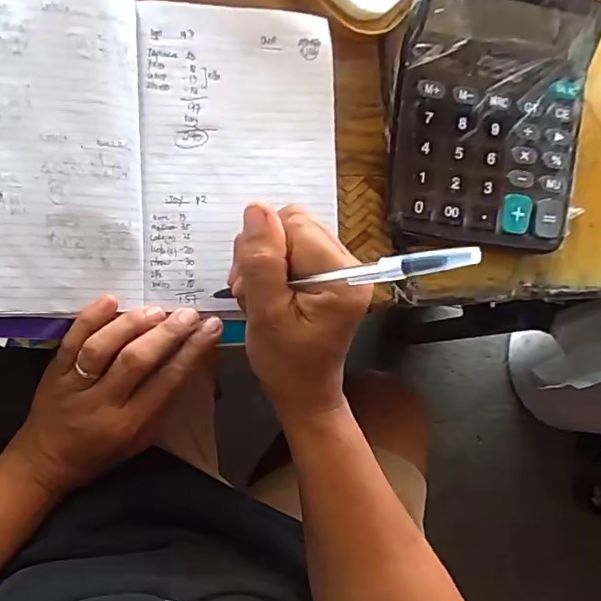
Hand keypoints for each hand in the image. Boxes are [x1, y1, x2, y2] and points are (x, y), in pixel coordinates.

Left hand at [3, 295, 221, 495]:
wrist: (46, 460)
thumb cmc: (100, 452)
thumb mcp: (139, 439)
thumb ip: (161, 404)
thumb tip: (188, 360)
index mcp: (130, 424)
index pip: (166, 382)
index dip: (191, 352)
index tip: (210, 327)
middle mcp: (103, 403)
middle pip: (136, 361)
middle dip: (166, 334)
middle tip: (188, 313)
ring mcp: (75, 385)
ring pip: (103, 348)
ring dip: (131, 325)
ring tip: (156, 310)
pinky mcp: (54, 371)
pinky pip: (72, 341)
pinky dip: (90, 318)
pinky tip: (111, 300)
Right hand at [229, 202, 369, 419]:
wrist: (302, 392)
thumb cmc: (284, 363)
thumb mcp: (266, 314)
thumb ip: (261, 262)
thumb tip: (255, 208)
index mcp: (341, 276)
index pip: (294, 224)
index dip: (264, 248)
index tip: (254, 286)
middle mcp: (348, 264)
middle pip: (292, 224)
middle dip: (262, 253)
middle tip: (252, 293)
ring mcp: (338, 268)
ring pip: (287, 235)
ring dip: (262, 263)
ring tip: (258, 298)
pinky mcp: (326, 274)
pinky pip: (291, 250)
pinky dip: (271, 269)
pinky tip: (266, 295)